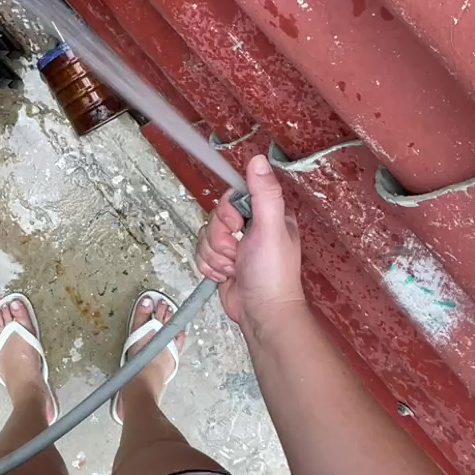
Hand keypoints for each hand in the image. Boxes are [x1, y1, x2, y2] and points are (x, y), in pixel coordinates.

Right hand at [195, 154, 305, 331]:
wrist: (262, 314)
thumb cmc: (273, 275)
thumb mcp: (271, 229)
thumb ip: (264, 194)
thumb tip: (258, 160)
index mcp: (266, 215)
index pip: (232, 196)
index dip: (227, 212)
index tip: (236, 226)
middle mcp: (250, 227)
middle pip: (214, 216)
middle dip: (220, 238)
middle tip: (237, 252)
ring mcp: (235, 245)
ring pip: (205, 235)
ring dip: (215, 255)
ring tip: (234, 268)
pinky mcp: (222, 261)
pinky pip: (201, 253)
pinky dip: (210, 267)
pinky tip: (227, 276)